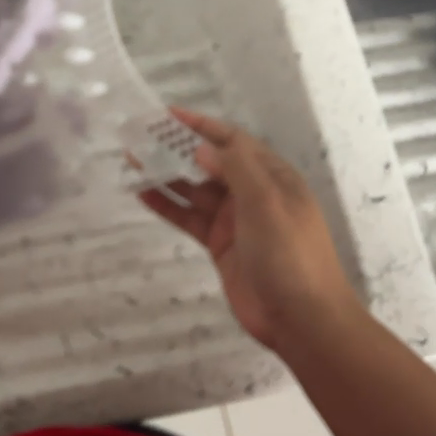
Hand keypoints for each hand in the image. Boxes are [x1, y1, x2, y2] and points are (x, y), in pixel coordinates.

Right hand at [140, 108, 355, 353]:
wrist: (303, 321)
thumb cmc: (290, 253)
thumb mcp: (266, 202)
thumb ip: (235, 169)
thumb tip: (201, 146)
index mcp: (272, 176)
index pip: (231, 140)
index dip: (200, 125)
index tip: (166, 115)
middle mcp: (252, 192)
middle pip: (209, 161)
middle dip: (177, 147)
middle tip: (141, 135)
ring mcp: (235, 219)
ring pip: (194, 188)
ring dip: (166, 174)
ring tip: (132, 159)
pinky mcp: (220, 244)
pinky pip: (189, 217)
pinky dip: (167, 204)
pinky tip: (142, 193)